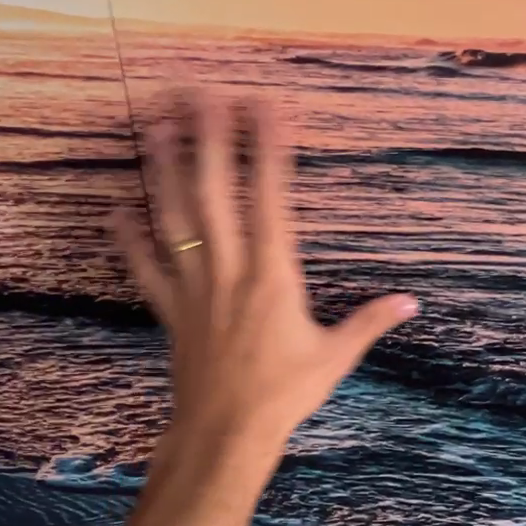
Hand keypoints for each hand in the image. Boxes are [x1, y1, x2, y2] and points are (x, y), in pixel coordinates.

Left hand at [112, 89, 417, 472]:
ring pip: (176, 220)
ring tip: (157, 126)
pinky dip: (129, 239)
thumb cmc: (285, 394)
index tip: (267, 109)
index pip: (271, 202)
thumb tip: (410, 303)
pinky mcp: (172, 312)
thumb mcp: (336, 357)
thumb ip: (370, 323)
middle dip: (209, 140)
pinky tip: (115, 210)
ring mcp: (195, 290)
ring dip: (165, 171)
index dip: (269, 152)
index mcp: (274, 278)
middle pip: (215, 195)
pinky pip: (146, 269)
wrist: (227, 431)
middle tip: (200, 94)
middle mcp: (230, 273)